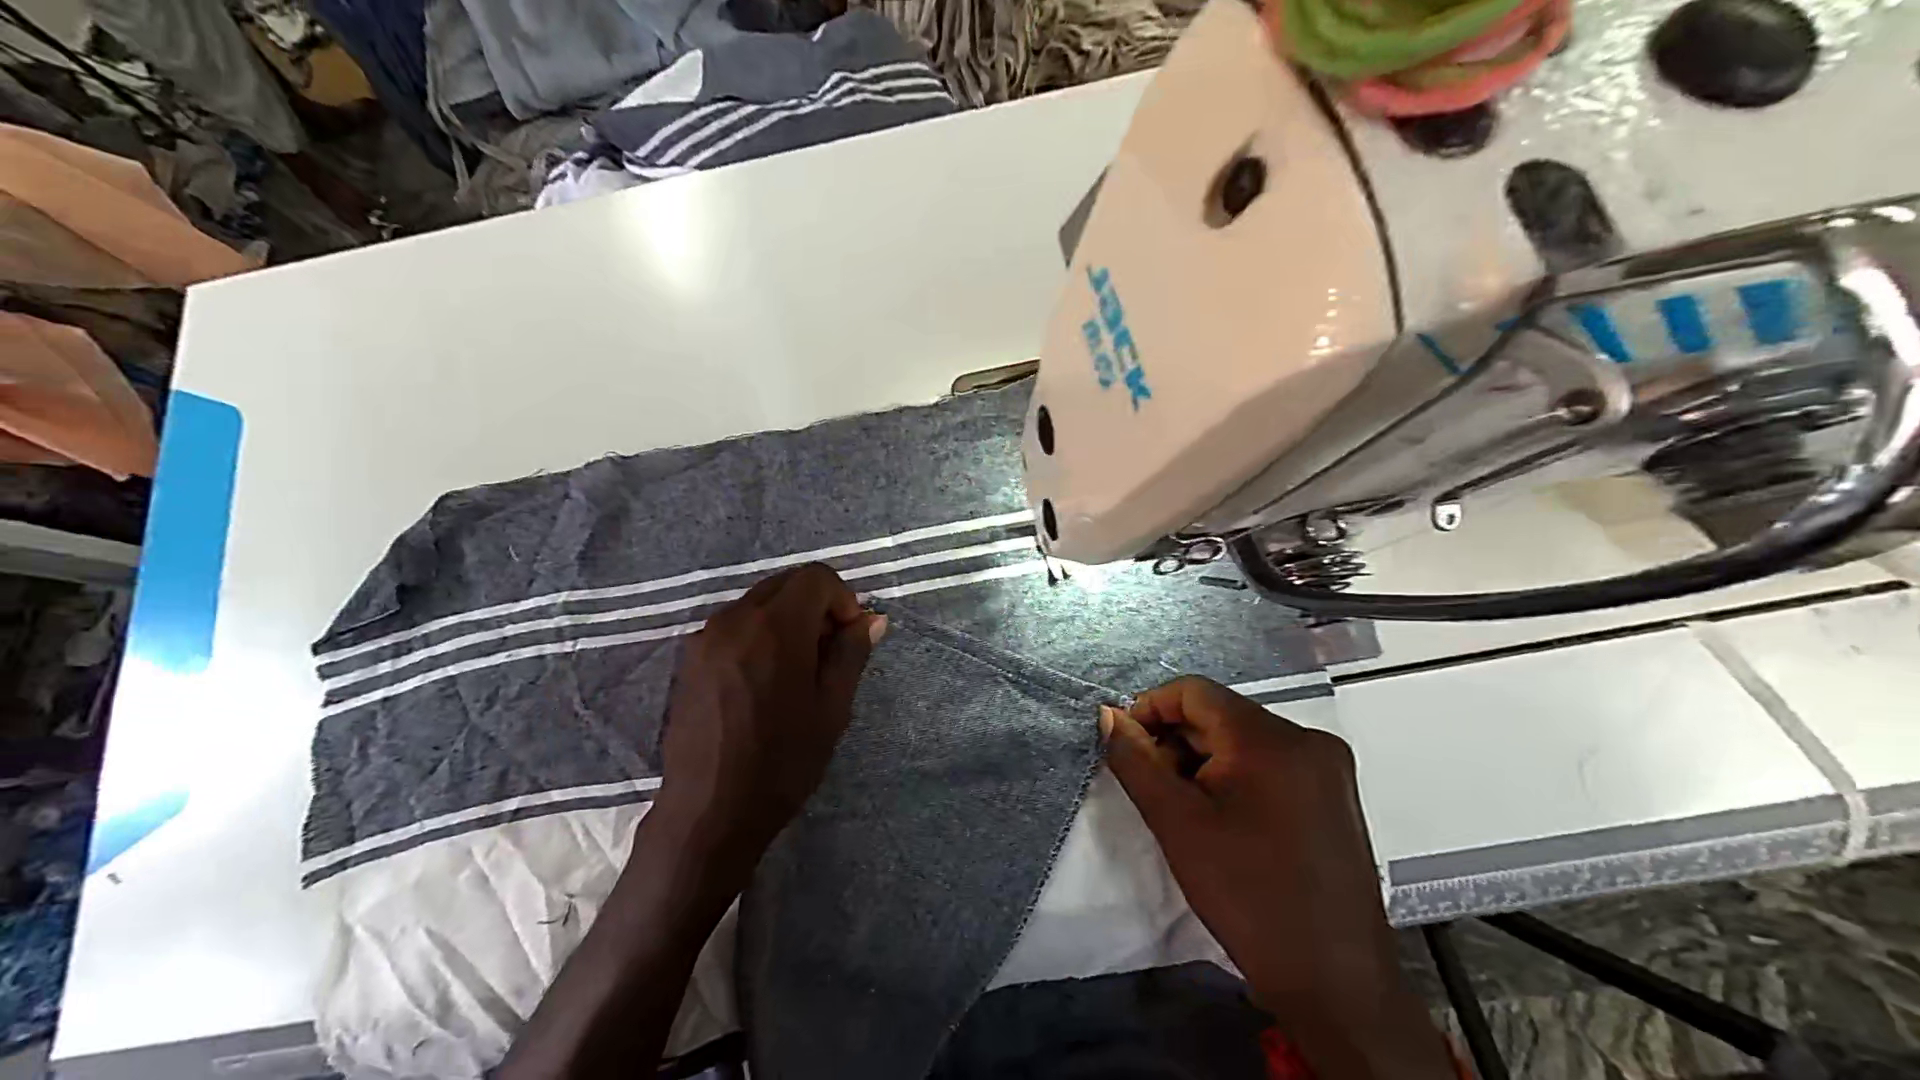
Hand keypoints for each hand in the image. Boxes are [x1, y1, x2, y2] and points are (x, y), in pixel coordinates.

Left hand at [655, 563, 885, 862]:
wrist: (708, 812)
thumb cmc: (781, 762)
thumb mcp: (832, 708)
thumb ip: (851, 653)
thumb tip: (872, 619)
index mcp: (776, 627)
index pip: (816, 577)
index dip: (842, 598)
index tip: (850, 636)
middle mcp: (735, 619)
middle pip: (785, 584)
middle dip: (815, 604)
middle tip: (829, 651)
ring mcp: (706, 637)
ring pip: (758, 603)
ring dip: (787, 619)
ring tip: (798, 670)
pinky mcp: (690, 658)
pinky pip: (734, 625)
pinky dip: (759, 634)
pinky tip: (766, 680)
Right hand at [1102, 677, 1451, 1078]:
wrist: (1332, 980)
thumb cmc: (1246, 895)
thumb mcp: (1176, 822)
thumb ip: (1135, 759)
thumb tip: (1109, 715)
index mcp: (1271, 738)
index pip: (1195, 692)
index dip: (1151, 709)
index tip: (1128, 746)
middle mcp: (1307, 739)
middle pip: (1221, 715)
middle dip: (1177, 741)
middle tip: (1153, 786)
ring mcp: (1329, 767)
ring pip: (1244, 740)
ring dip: (1204, 760)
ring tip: (1185, 809)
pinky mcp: (1335, 794)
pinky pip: (1271, 763)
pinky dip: (1236, 776)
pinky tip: (1222, 818)